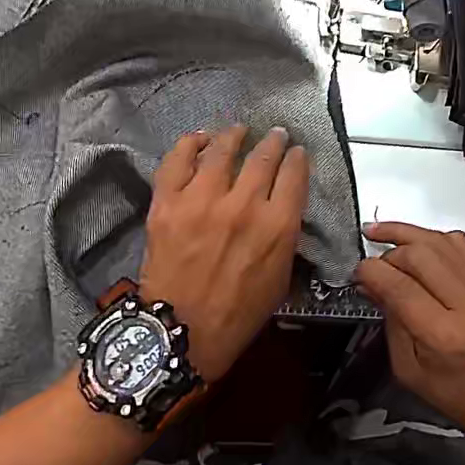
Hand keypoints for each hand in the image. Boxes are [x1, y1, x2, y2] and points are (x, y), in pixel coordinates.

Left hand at [138, 125, 309, 382]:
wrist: (180, 333)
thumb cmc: (236, 315)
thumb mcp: (279, 280)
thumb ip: (284, 239)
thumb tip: (282, 208)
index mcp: (276, 227)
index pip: (293, 175)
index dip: (297, 158)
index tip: (296, 152)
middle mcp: (242, 205)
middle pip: (263, 157)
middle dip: (273, 142)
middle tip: (275, 135)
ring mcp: (201, 200)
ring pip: (222, 150)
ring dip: (234, 135)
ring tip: (238, 131)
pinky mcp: (168, 202)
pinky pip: (178, 160)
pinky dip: (190, 144)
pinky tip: (200, 139)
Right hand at [354, 222, 464, 452]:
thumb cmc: (451, 391)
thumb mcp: (406, 366)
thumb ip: (389, 318)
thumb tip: (368, 281)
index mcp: (444, 335)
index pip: (401, 286)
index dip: (372, 271)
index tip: (357, 273)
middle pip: (420, 255)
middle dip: (388, 254)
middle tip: (373, 268)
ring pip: (438, 241)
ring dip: (404, 234)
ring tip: (378, 233)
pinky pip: (456, 242)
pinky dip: (430, 236)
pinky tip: (413, 243)